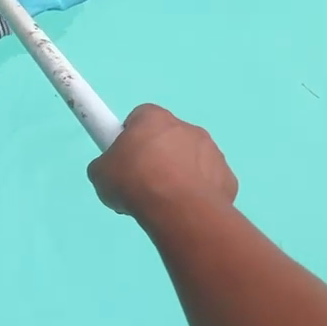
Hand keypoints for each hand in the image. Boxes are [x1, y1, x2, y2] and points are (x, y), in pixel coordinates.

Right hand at [87, 105, 237, 221]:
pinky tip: (181, 205)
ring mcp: (212, 151)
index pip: (140, 116)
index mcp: (154, 119)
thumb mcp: (99, 173)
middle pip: (167, 136)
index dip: (129, 134)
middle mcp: (187, 127)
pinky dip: (193, 189)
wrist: (179, 209)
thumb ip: (107, 163)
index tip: (123, 154)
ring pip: (189, 157)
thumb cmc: (134, 182)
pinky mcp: (226, 176)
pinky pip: (205, 179)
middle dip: (154, 153)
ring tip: (160, 197)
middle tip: (138, 178)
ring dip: (175, 171)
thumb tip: (114, 169)